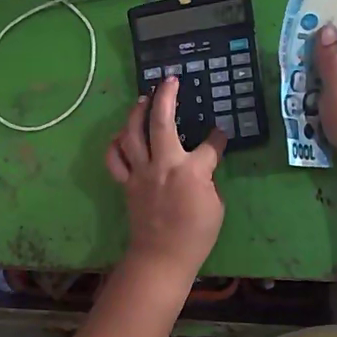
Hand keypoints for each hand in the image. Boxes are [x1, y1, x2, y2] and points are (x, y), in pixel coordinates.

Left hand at [105, 75, 224, 274]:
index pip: (210, 145)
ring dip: (137, 112)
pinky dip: (115, 144)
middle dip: (166, 96)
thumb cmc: (196, 234)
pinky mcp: (126, 183)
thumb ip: (208, 179)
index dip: (218, 137)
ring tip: (143, 99)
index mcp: (192, 170)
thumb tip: (201, 168)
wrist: (162, 256)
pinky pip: (115, 158)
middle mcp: (164, 164)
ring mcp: (141, 172)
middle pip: (161, 121)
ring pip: (132, 133)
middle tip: (170, 80)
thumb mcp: (216, 205)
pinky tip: (121, 135)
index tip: (220, 134)